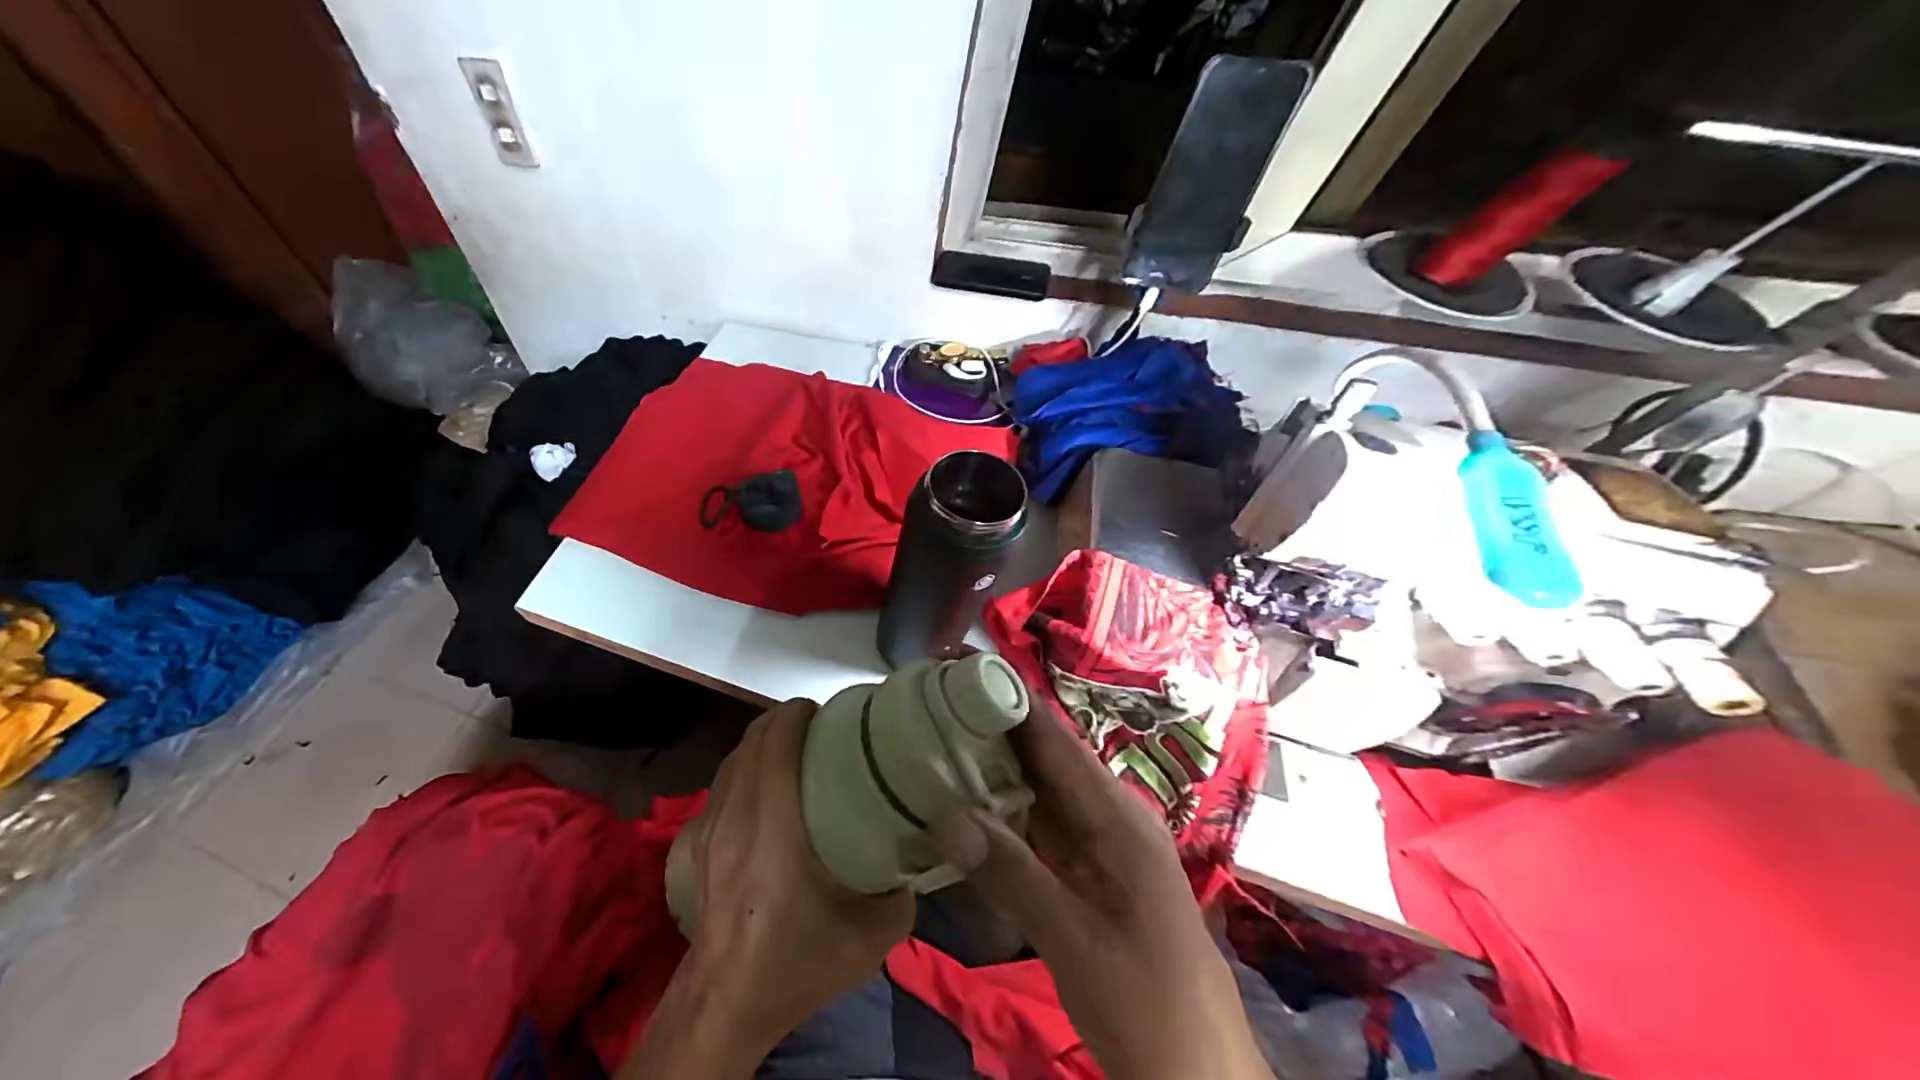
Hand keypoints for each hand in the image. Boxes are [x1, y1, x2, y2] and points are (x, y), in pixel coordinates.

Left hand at [622, 700, 914, 1077]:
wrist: (727, 1004)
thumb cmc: (799, 964)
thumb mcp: (872, 936)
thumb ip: (904, 886)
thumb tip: (923, 848)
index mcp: (774, 831)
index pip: (776, 743)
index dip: (801, 714)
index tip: (833, 714)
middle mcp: (735, 818)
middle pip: (753, 739)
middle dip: (787, 719)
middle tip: (824, 728)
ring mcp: (708, 829)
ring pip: (734, 758)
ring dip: (765, 742)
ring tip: (799, 749)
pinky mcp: (694, 842)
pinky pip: (722, 783)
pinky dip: (747, 768)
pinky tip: (768, 787)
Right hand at [931, 708, 1270, 1079]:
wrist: (1200, 1072)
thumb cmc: (1146, 1002)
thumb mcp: (1074, 941)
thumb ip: (1011, 873)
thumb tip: (945, 813)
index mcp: (1119, 819)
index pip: (1057, 741)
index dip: (1013, 700)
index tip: (963, 666)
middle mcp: (1113, 819)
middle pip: (1048, 760)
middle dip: (996, 729)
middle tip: (935, 702)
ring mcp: (1104, 848)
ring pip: (1044, 794)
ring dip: (998, 770)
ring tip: (940, 740)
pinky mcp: (1093, 876)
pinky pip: (1045, 830)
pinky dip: (1009, 815)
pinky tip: (970, 808)